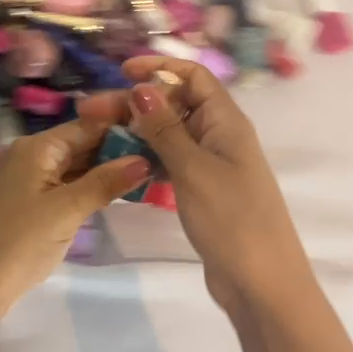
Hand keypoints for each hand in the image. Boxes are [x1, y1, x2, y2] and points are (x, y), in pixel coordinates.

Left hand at [0, 117, 150, 300]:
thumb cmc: (22, 241)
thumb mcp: (67, 210)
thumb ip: (105, 182)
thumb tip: (145, 160)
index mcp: (36, 147)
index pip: (86, 126)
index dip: (121, 126)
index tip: (158, 131)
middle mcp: (31, 154)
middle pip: (81, 143)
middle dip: (117, 149)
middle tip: (162, 153)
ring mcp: (29, 177)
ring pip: (76, 164)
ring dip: (106, 169)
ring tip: (151, 170)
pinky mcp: (31, 199)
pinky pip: (67, 183)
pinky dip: (90, 185)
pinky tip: (119, 191)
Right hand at [80, 57, 307, 316]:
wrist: (262, 284)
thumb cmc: (232, 220)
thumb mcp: (193, 169)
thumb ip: (164, 128)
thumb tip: (141, 87)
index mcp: (225, 122)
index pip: (193, 76)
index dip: (159, 67)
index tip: (121, 72)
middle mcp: (219, 136)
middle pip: (175, 104)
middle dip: (135, 102)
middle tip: (90, 111)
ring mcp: (211, 164)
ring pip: (169, 133)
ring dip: (136, 130)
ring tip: (96, 136)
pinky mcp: (202, 190)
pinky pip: (169, 161)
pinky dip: (146, 157)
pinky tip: (119, 164)